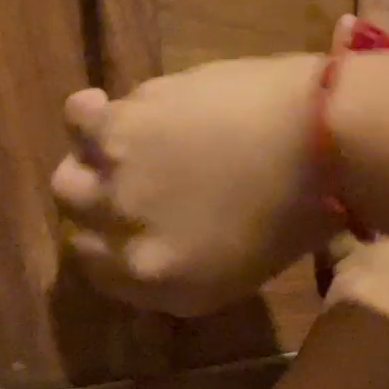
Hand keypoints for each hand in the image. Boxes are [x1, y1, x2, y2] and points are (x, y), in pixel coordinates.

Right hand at [50, 59, 327, 317]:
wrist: (320, 135)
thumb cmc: (302, 211)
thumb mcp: (242, 271)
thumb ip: (184, 271)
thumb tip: (155, 252)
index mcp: (159, 278)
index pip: (99, 274)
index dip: (108, 252)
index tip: (123, 233)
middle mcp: (125, 234)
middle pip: (76, 228)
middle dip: (92, 213)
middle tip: (122, 193)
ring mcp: (118, 176)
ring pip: (68, 177)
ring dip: (88, 166)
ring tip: (114, 150)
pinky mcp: (121, 120)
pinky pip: (80, 119)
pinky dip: (89, 116)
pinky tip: (105, 110)